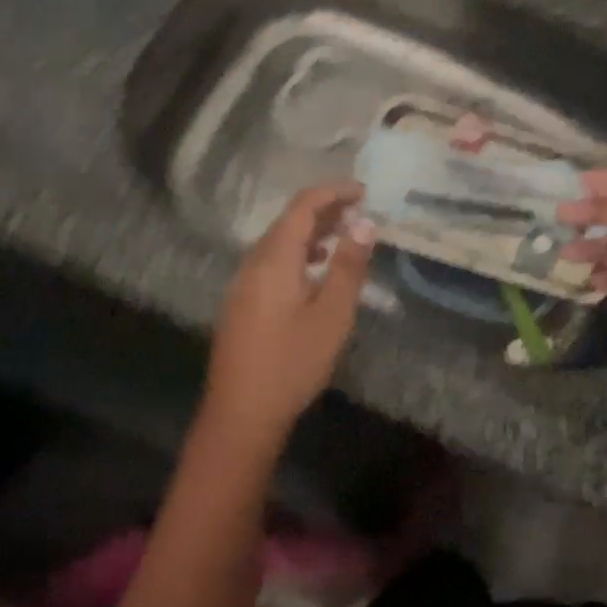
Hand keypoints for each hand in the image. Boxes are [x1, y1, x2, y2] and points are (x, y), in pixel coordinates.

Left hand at [205, 182, 376, 438]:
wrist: (241, 414)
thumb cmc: (293, 363)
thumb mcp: (332, 314)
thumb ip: (348, 265)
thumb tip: (364, 221)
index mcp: (274, 260)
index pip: (303, 206)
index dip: (333, 192)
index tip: (364, 191)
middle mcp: (253, 263)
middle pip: (288, 221)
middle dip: (324, 210)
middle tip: (359, 212)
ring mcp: (243, 284)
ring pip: (278, 242)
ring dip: (311, 232)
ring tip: (343, 237)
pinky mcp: (242, 303)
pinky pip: (271, 262)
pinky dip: (297, 253)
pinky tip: (315, 272)